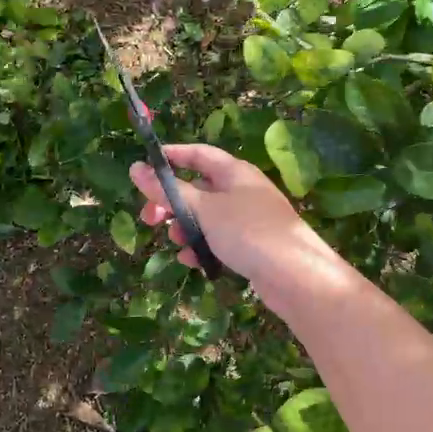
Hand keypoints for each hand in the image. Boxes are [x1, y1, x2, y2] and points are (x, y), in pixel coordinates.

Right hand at [129, 144, 325, 286]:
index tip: (144, 167)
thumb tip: (134, 168)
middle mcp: (242, 190)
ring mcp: (248, 219)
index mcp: (235, 172)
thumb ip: (168, 191)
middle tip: (148, 217)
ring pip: (206, 217)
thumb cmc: (248, 231)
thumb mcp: (204, 209)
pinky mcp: (251, 246)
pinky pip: (218, 240)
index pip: (198, 154)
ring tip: (173, 241)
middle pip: (199, 188)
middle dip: (171, 202)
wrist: (297, 277)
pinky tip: (191, 260)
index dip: (172, 157)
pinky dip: (201, 246)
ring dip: (185, 227)